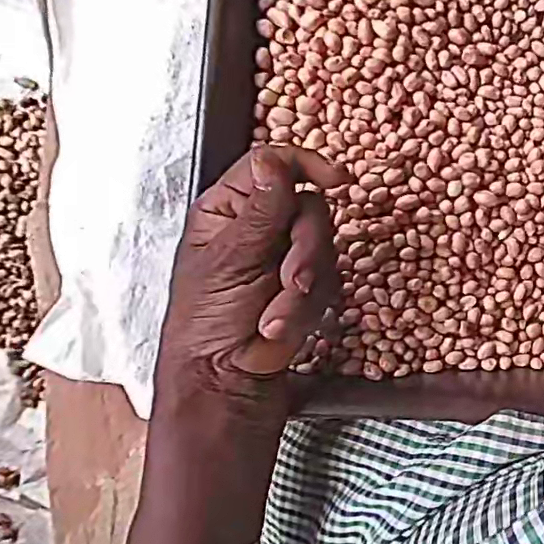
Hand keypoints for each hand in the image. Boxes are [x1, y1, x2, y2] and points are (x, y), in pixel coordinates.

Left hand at [154, 145, 349, 414]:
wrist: (226, 382)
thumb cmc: (207, 324)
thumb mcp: (232, 261)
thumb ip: (261, 211)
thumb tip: (273, 162)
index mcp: (228, 210)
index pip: (271, 165)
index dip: (305, 165)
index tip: (336, 179)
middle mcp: (260, 227)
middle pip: (309, 208)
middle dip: (305, 248)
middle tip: (291, 280)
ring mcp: (285, 256)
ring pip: (324, 246)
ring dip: (304, 286)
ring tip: (277, 315)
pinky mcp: (307, 285)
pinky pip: (329, 279)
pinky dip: (309, 306)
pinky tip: (281, 324)